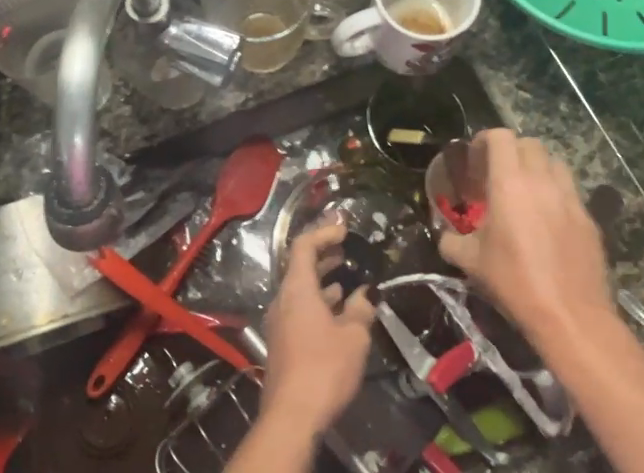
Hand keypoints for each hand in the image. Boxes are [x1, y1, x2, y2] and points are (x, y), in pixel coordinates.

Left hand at [261, 219, 376, 435]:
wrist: (292, 414)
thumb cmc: (324, 368)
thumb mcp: (353, 337)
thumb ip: (360, 310)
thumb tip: (364, 294)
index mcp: (297, 289)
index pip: (304, 246)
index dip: (323, 233)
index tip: (344, 228)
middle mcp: (283, 299)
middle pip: (300, 267)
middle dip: (323, 256)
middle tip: (348, 250)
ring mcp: (280, 321)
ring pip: (301, 290)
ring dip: (323, 281)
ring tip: (348, 278)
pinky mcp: (283, 341)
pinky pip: (300, 309)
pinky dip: (319, 302)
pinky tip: (339, 312)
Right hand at [439, 129, 614, 338]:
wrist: (570, 315)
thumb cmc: (514, 281)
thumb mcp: (469, 261)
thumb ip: (451, 240)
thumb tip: (445, 234)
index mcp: (510, 183)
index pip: (501, 137)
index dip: (485, 140)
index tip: (475, 158)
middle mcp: (542, 182)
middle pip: (530, 144)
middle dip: (511, 151)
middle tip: (498, 174)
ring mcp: (570, 199)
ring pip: (555, 163)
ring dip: (537, 168)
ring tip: (526, 191)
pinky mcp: (589, 220)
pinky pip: (571, 192)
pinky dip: (556, 194)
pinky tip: (547, 220)